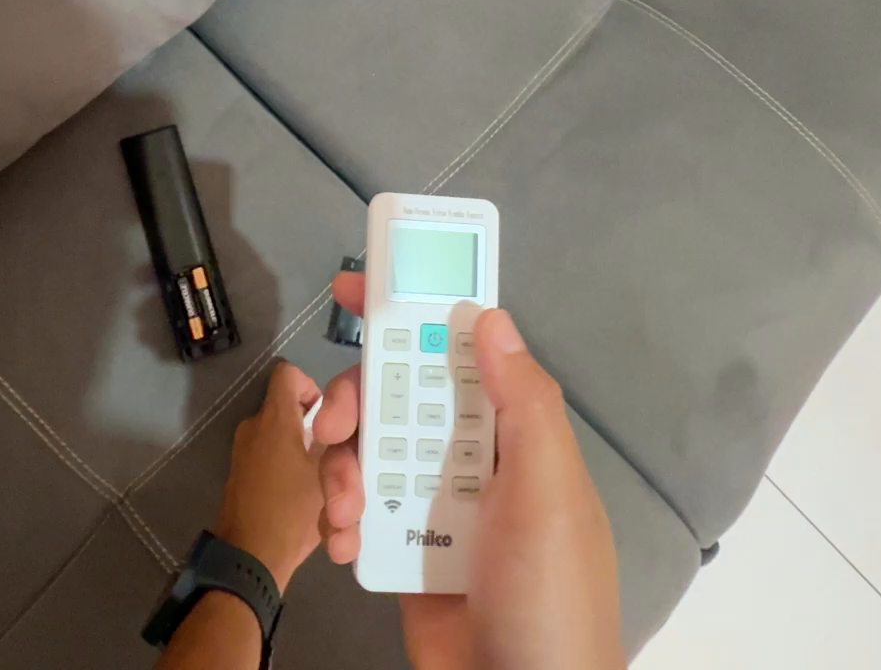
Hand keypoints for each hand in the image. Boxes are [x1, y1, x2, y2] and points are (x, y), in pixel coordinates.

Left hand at [214, 360, 326, 591]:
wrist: (249, 558)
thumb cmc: (291, 512)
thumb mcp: (328, 477)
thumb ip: (338, 446)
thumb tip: (344, 429)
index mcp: (273, 418)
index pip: (288, 374)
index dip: (312, 387)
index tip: (328, 418)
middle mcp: (254, 427)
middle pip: (288, 409)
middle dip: (314, 428)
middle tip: (335, 457)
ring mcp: (244, 451)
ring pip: (281, 436)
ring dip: (303, 453)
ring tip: (323, 483)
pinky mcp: (242, 474)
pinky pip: (270, 456)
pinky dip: (289, 468)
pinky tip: (306, 498)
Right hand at [315, 272, 625, 669]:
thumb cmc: (546, 592)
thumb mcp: (547, 494)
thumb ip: (523, 403)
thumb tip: (489, 315)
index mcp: (505, 429)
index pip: (456, 349)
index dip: (409, 311)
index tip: (355, 288)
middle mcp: (465, 452)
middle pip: (394, 391)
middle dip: (355, 399)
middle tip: (334, 423)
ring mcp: (429, 496)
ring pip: (366, 444)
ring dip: (340, 466)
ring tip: (346, 509)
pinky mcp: (401, 539)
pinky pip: (356, 502)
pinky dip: (341, 514)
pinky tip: (347, 542)